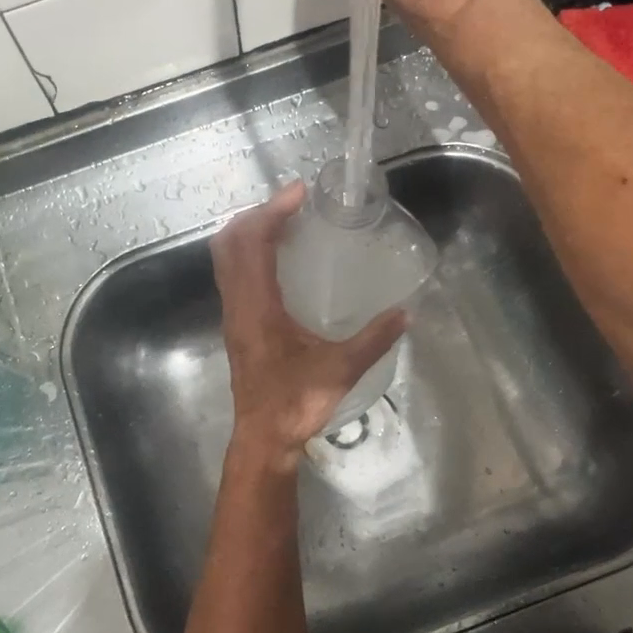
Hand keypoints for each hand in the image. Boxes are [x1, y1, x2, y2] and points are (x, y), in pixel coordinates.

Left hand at [212, 182, 406, 471]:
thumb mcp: (341, 370)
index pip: (253, 243)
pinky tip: (278, 261)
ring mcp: (233, 316)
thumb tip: (406, 313)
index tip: (299, 194)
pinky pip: (233, 276)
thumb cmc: (296, 403)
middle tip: (292, 205)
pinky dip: (249, 254)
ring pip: (226, 259)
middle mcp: (238, 305)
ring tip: (284, 224)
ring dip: (249, 233)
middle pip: (230, 242)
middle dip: (257, 214)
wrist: (263, 438)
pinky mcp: (236, 327)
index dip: (272, 211)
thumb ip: (374, 339)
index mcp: (257, 307)